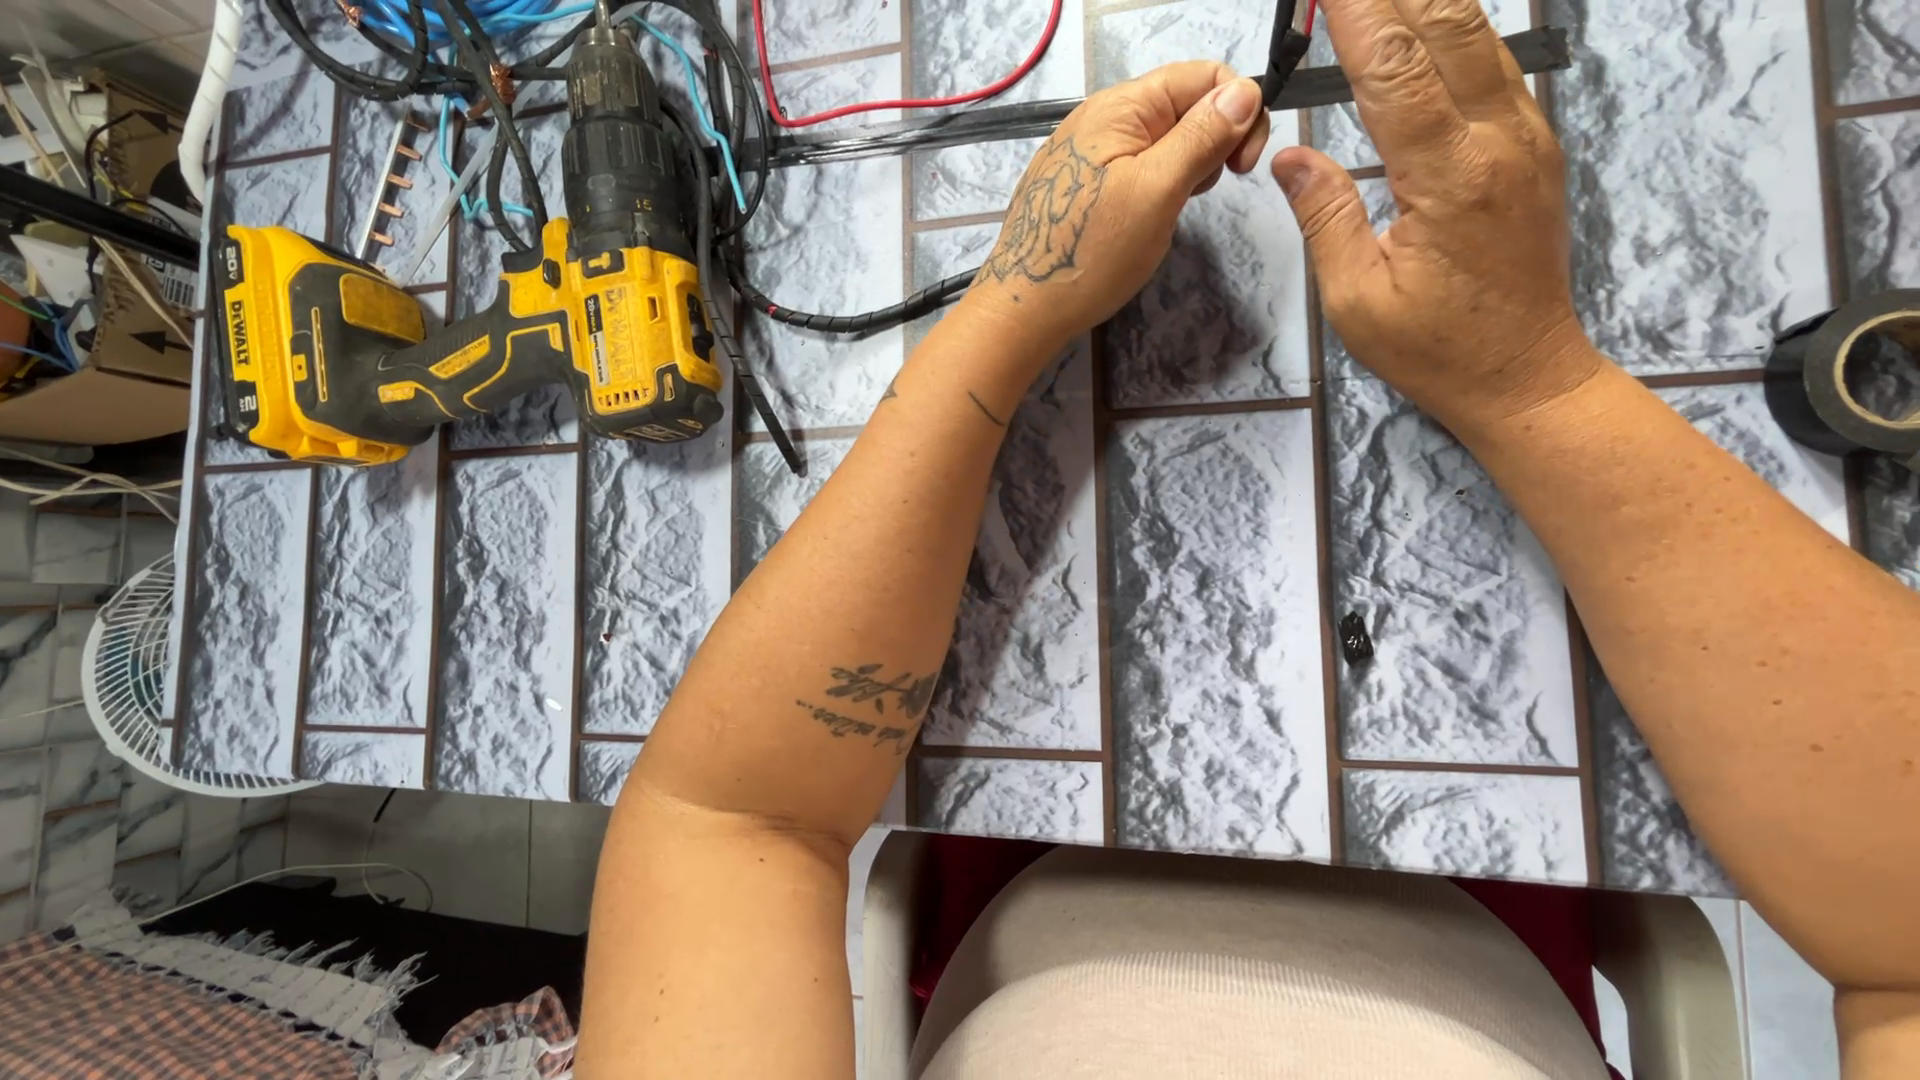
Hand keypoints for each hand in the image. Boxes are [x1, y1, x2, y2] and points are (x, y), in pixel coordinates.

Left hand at [959, 62, 1270, 365]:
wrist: (1025, 311)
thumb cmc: (1090, 255)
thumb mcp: (1156, 191)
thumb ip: (1201, 137)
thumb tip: (1244, 92)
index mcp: (1120, 107)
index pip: (1203, 77)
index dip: (1237, 112)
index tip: (1241, 167)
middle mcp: (1100, 120)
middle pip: (1183, 107)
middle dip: (1211, 143)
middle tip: (1197, 195)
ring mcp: (1087, 156)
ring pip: (1161, 143)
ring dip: (1184, 170)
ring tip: (1169, 212)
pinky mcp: (1081, 188)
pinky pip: (1134, 171)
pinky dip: (1155, 189)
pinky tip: (1145, 221)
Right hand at [1271, 0, 1603, 431]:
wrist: (1522, 372)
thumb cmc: (1434, 348)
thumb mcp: (1356, 297)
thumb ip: (1326, 216)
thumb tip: (1290, 155)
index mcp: (1448, 177)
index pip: (1395, 69)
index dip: (1357, 13)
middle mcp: (1498, 140)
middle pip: (1447, 28)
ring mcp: (1525, 138)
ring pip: (1479, 36)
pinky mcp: (1531, 147)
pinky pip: (1494, 65)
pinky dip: (1454, 29)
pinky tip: (1428, 18)